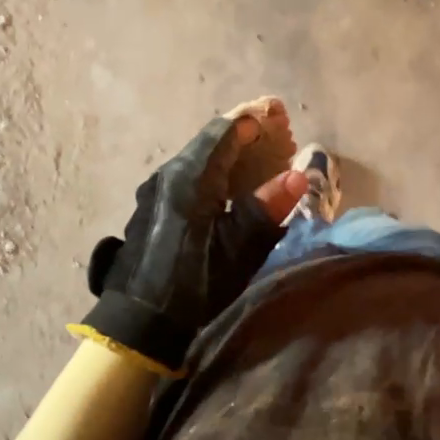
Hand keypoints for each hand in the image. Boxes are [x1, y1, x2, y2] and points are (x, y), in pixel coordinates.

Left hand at [78, 99, 303, 375]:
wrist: (140, 321)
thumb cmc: (196, 281)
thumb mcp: (239, 247)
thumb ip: (268, 206)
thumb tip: (299, 174)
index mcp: (190, 176)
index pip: (225, 131)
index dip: (254, 120)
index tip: (280, 117)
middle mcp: (168, 174)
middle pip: (210, 142)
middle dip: (243, 136)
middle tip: (275, 136)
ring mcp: (154, 191)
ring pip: (197, 160)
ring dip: (227, 155)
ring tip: (257, 161)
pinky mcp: (150, 209)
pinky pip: (186, 177)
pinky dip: (212, 173)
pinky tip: (227, 189)